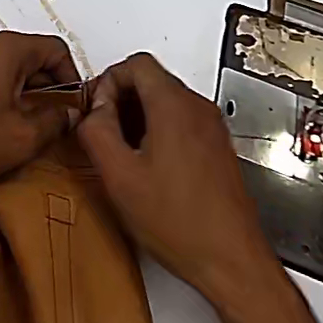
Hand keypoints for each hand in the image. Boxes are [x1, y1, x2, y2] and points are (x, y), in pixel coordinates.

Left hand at [0, 31, 81, 188]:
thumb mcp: (22, 138)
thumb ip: (55, 122)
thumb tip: (67, 115)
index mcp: (8, 49)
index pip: (56, 50)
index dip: (73, 78)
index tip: (75, 105)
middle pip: (32, 58)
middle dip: (48, 89)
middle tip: (53, 122)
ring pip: (9, 70)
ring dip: (23, 96)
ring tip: (22, 130)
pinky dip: (0, 98)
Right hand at [77, 53, 278, 306]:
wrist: (230, 259)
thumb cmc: (183, 224)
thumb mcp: (119, 176)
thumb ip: (96, 132)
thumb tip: (92, 111)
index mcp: (174, 106)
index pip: (136, 63)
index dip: (108, 80)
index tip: (97, 107)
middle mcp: (198, 109)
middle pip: (151, 79)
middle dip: (121, 99)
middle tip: (103, 128)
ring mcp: (211, 127)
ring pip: (166, 100)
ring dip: (138, 116)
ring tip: (122, 151)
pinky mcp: (216, 146)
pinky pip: (181, 121)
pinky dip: (158, 130)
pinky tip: (146, 166)